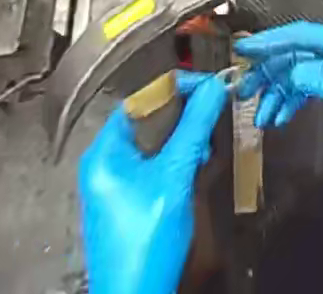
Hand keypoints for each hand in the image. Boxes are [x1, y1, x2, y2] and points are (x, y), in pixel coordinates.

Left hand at [78, 71, 228, 293]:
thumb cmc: (147, 240)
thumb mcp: (175, 176)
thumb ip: (195, 126)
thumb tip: (217, 84)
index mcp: (105, 151)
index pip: (142, 98)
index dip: (178, 87)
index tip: (211, 86)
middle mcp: (106, 162)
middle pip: (149, 118)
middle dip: (184, 113)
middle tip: (213, 113)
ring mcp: (116, 183)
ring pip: (155, 140)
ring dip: (184, 136)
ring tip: (206, 144)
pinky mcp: (129, 200)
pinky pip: (155, 162)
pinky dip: (177, 157)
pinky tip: (196, 165)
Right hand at [235, 23, 322, 212]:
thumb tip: (289, 70)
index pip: (301, 34)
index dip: (270, 41)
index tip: (241, 49)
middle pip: (298, 53)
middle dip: (269, 71)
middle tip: (243, 93)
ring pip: (303, 71)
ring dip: (280, 91)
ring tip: (262, 117)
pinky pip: (314, 85)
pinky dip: (296, 99)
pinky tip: (284, 116)